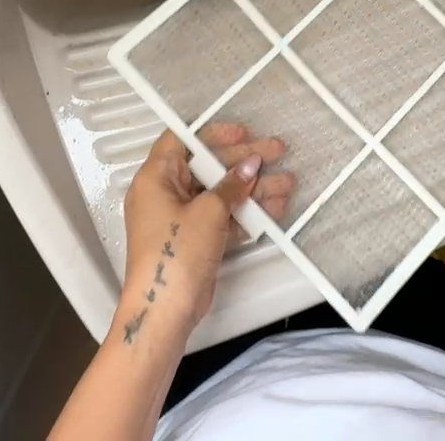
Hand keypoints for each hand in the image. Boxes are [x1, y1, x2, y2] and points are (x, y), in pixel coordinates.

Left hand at [116, 124, 294, 343]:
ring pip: (221, 192)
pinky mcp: (196, 239)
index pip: (182, 139)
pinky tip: (276, 208)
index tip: (243, 132)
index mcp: (156, 177)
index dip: (213, 132)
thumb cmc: (177, 252)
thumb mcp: (208, 212)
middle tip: (277, 151)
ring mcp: (181, 218)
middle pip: (208, 165)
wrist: (165, 312)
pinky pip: (223, 216)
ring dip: (253, 188)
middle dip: (245, 160)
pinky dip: (246, 212)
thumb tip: (251, 164)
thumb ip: (232, 184)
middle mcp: (165, 193)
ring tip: (287, 183)